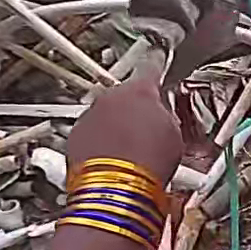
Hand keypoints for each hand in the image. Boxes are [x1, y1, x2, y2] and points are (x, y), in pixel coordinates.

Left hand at [65, 55, 181, 183]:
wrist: (116, 187)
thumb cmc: (148, 164)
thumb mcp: (175, 136)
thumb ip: (167, 116)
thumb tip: (164, 117)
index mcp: (140, 90)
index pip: (151, 68)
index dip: (157, 67)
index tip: (158, 62)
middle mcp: (111, 96)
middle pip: (124, 96)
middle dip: (133, 110)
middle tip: (145, 132)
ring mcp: (90, 115)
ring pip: (105, 115)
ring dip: (114, 128)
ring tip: (129, 152)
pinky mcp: (75, 137)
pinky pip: (90, 134)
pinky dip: (99, 144)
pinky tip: (113, 160)